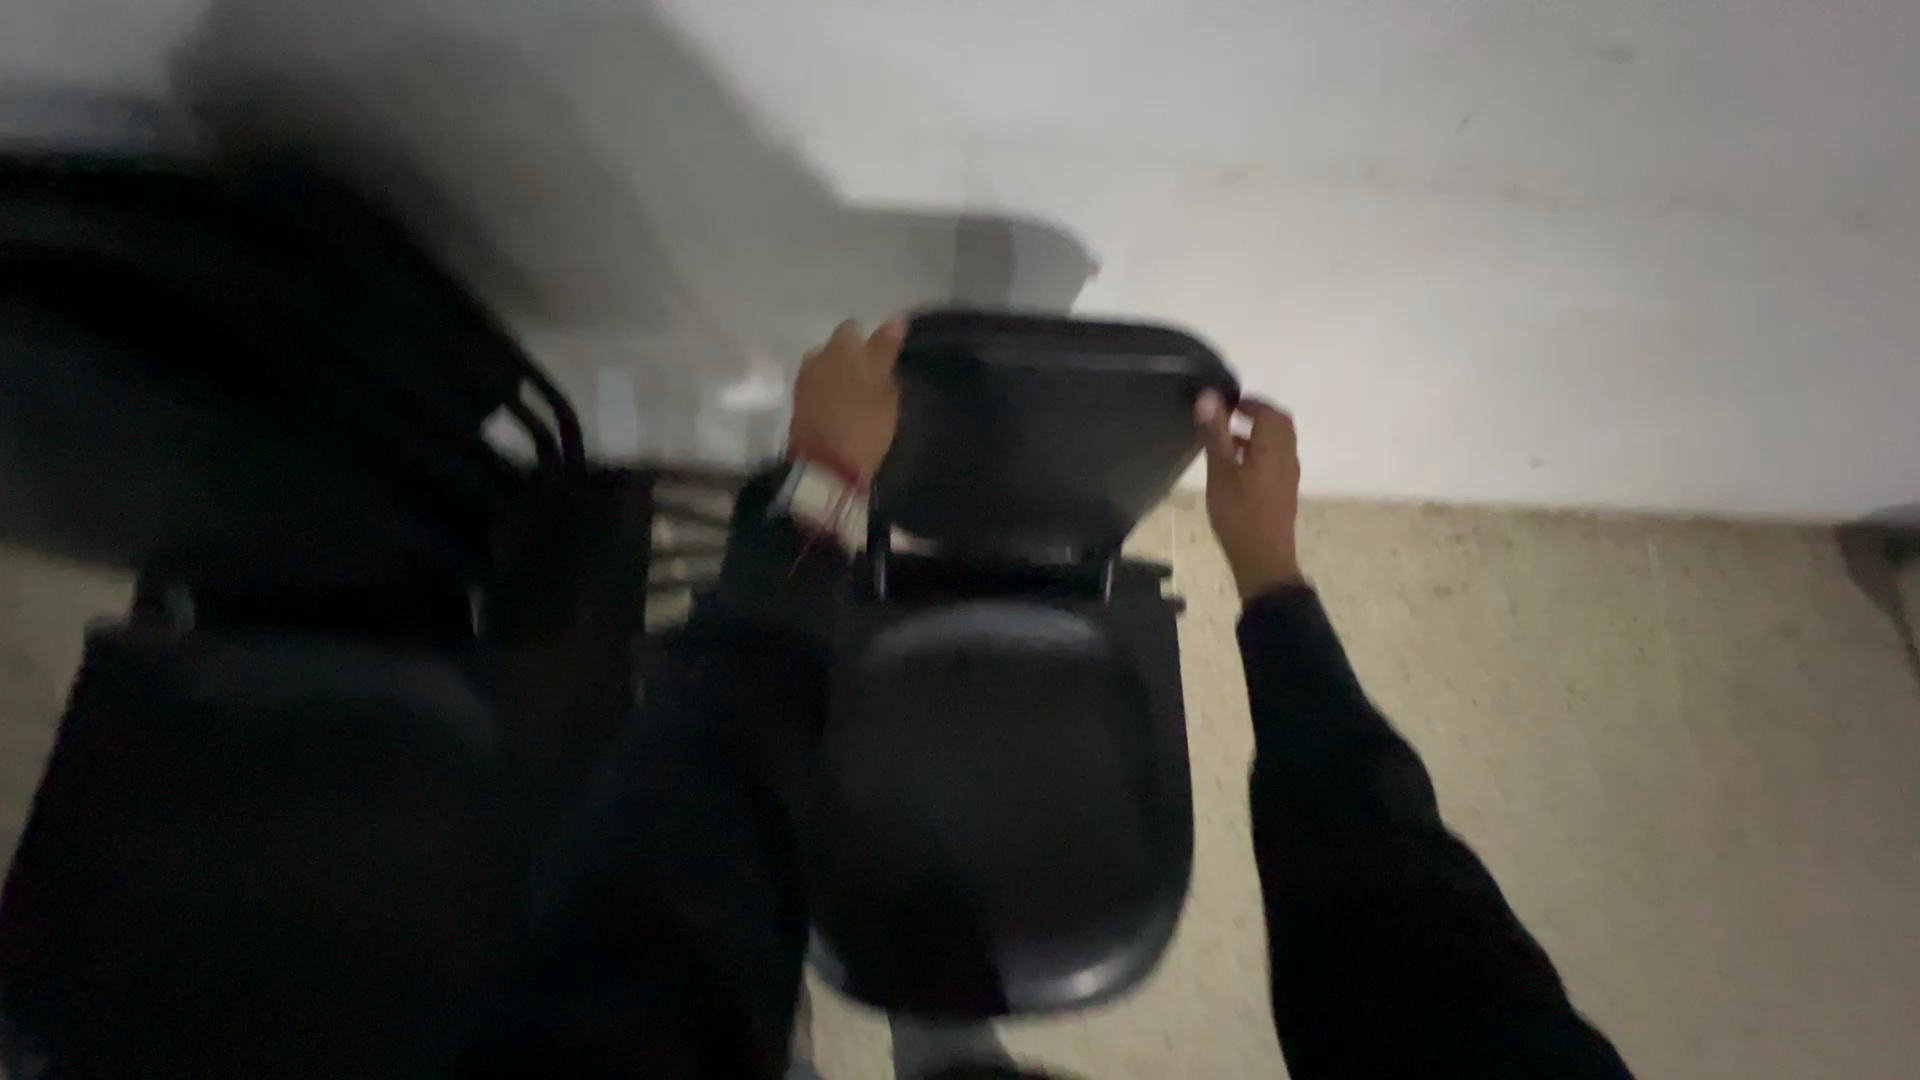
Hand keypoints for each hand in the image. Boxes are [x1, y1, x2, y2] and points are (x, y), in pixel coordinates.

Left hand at [788, 318, 907, 481]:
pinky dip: (829, 392)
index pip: (855, 330)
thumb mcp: (884, 388)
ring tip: (856, 397)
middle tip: (870, 380)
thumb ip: (885, 351)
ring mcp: (804, 380)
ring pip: (825, 366)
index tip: (884, 361)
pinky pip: (818, 386)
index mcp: (841, 348)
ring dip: (838, 374)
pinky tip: (841, 408)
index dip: (870, 343)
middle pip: (837, 347)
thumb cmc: (863, 425)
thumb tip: (895, 320)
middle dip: (851, 356)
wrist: (825, 466)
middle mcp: (817, 357)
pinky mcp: (798, 404)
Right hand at [1196, 390, 1303, 600]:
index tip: (1225, 403)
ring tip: (1224, 442)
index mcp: (1274, 448)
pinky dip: (1257, 454)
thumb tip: (1209, 397)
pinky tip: (1234, 470)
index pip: (1270, 412)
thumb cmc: (1239, 513)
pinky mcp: (1282, 493)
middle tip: (1226, 418)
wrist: (1263, 559)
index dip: (1250, 403)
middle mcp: (1287, 457)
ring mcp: (1287, 477)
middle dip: (1255, 417)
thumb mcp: (1220, 472)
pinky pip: (1273, 462)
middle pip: (1278, 426)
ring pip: (1276, 445)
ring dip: (1255, 436)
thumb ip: (1215, 434)